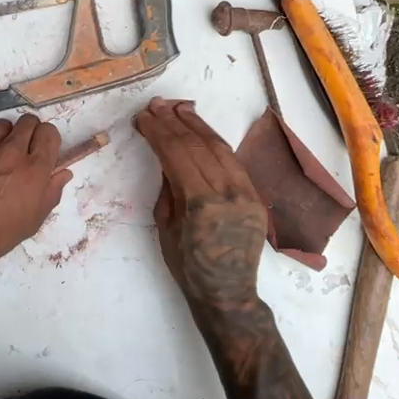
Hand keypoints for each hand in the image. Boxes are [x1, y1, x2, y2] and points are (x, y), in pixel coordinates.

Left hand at [0, 115, 72, 283]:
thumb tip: (63, 172)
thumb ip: (51, 191)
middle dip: (29, 133)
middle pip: (28, 121)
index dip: (47, 140)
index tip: (42, 150)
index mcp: (34, 170)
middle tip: (23, 150)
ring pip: (3, 125)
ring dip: (5, 137)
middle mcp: (11, 152)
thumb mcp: (34, 220)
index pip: (49, 132)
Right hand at [135, 99, 268, 311]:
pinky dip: (214, 141)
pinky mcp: (255, 196)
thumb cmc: (187, 265)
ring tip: (178, 108)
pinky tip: (201, 130)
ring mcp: (246, 193)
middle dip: (174, 121)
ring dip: (196, 124)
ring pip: (219, 147)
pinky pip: (233, 161)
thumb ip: (168, 186)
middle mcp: (227, 192)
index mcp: (200, 202)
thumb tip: (166, 156)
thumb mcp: (165, 224)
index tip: (143, 117)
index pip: (176, 153)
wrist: (228, 293)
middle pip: (198, 144)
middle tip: (156, 105)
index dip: (158, 131)